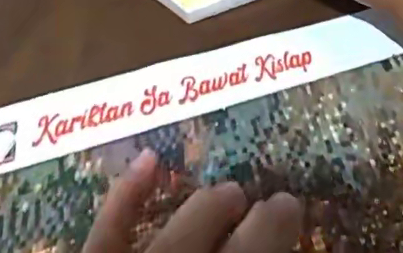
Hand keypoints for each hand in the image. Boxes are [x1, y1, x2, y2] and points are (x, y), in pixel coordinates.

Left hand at [84, 150, 300, 252]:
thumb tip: (296, 239)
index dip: (275, 232)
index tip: (295, 206)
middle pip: (223, 247)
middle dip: (257, 224)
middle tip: (279, 202)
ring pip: (173, 237)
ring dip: (205, 209)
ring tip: (231, 191)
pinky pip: (106, 233)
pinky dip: (126, 195)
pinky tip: (150, 159)